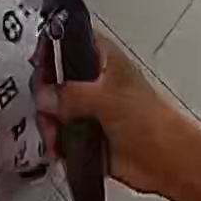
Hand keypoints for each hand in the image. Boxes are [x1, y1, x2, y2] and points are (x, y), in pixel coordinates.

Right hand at [34, 24, 200, 195]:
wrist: (162, 159)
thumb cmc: (149, 119)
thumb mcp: (106, 99)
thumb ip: (72, 95)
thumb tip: (45, 94)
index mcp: (102, 57)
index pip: (70, 40)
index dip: (52, 46)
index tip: (37, 61)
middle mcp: (94, 79)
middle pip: (57, 77)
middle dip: (46, 93)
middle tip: (45, 106)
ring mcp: (90, 106)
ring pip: (56, 107)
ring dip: (49, 121)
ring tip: (54, 135)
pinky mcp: (87, 132)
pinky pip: (61, 132)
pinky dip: (55, 140)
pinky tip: (57, 148)